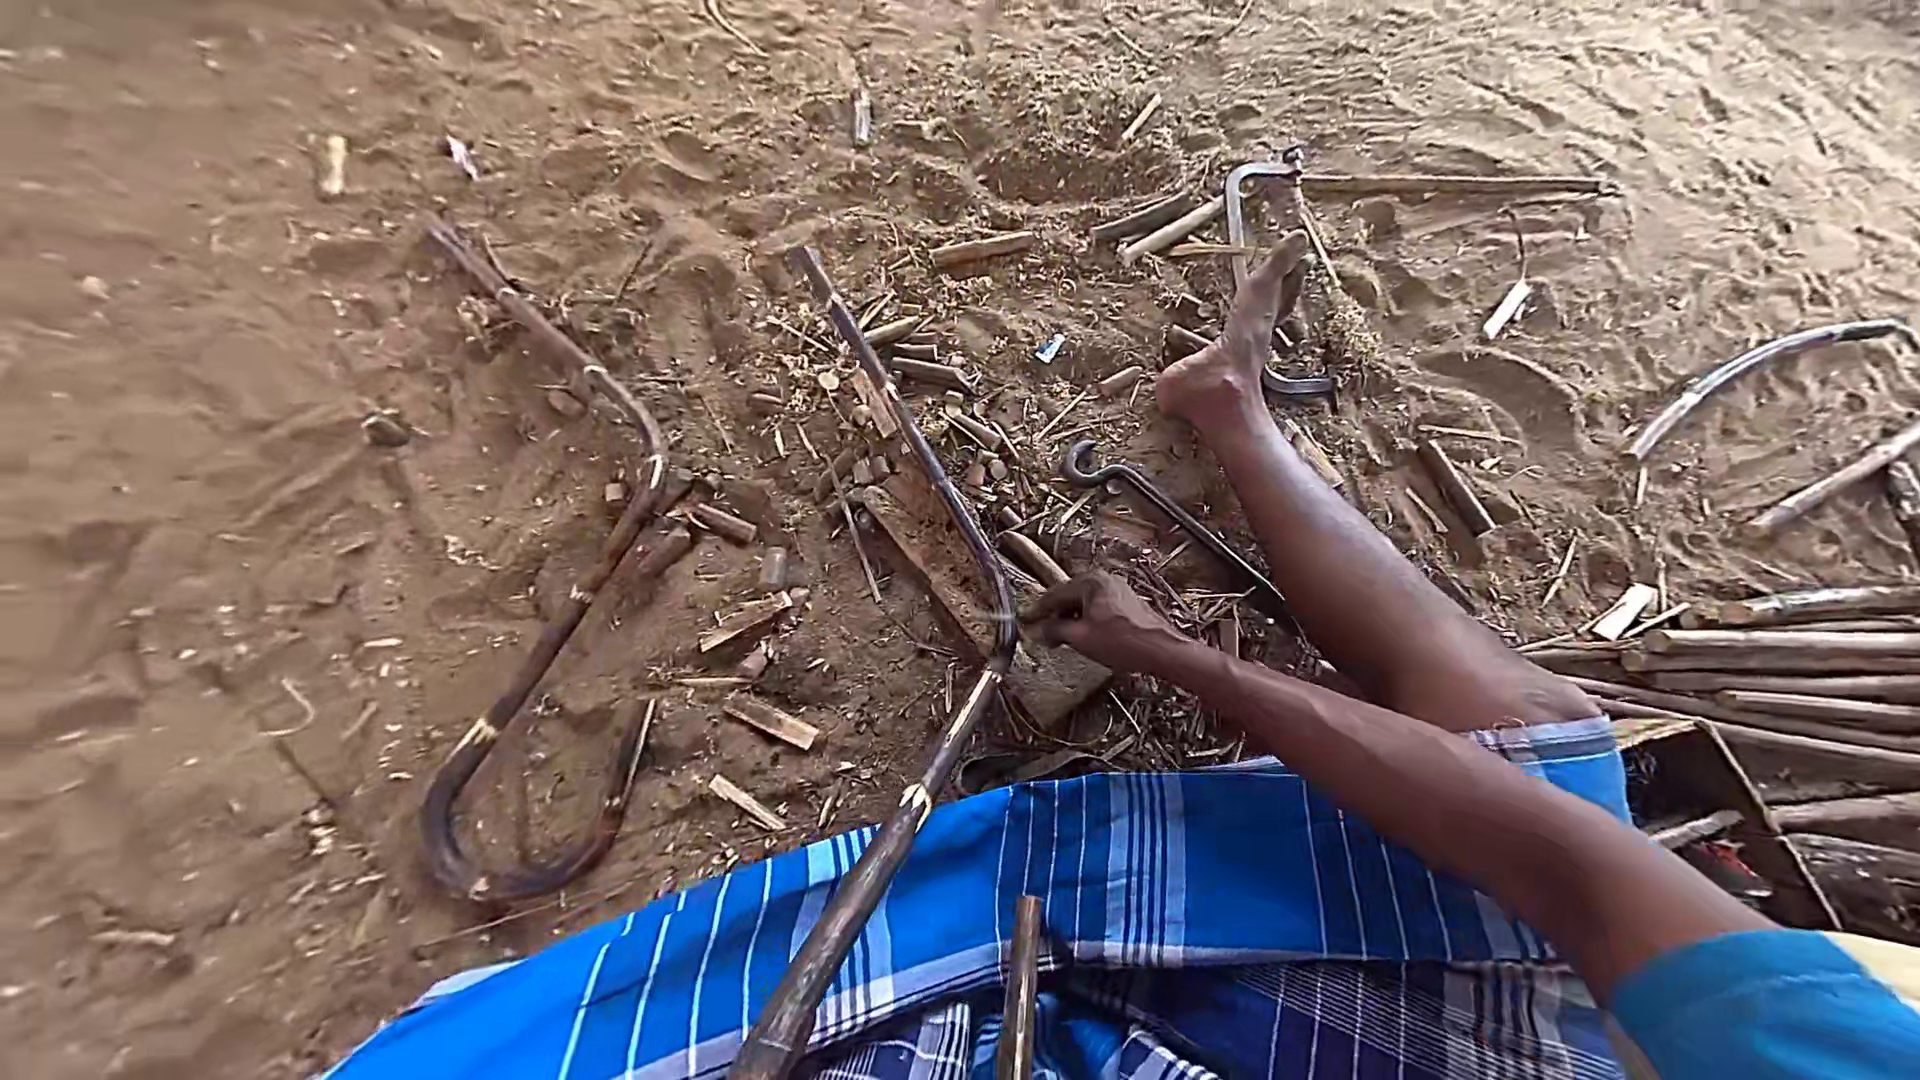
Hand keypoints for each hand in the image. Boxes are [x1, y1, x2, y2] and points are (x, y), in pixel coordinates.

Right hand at [1021, 572, 1190, 674]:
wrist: (1161, 650)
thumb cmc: (1124, 641)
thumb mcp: (1080, 637)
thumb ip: (1054, 630)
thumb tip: (1039, 630)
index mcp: (1091, 582)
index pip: (1054, 594)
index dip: (1038, 610)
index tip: (1026, 621)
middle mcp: (1105, 580)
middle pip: (1069, 595)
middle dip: (1055, 614)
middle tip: (1042, 631)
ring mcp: (1118, 589)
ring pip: (1084, 601)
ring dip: (1071, 617)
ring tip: (1062, 637)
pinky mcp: (1127, 602)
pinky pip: (1098, 606)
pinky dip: (1086, 618)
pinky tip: (1084, 635)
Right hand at [1155, 230, 1311, 424]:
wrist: (1228, 427)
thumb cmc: (1204, 399)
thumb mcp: (1173, 381)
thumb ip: (1171, 373)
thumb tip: (1174, 378)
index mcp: (1242, 329)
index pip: (1260, 290)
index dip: (1276, 263)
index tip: (1294, 239)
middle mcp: (1255, 337)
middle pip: (1275, 297)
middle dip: (1286, 274)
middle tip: (1299, 250)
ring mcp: (1255, 353)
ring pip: (1272, 315)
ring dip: (1280, 295)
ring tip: (1287, 277)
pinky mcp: (1248, 369)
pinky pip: (1258, 332)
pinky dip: (1264, 317)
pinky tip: (1256, 320)